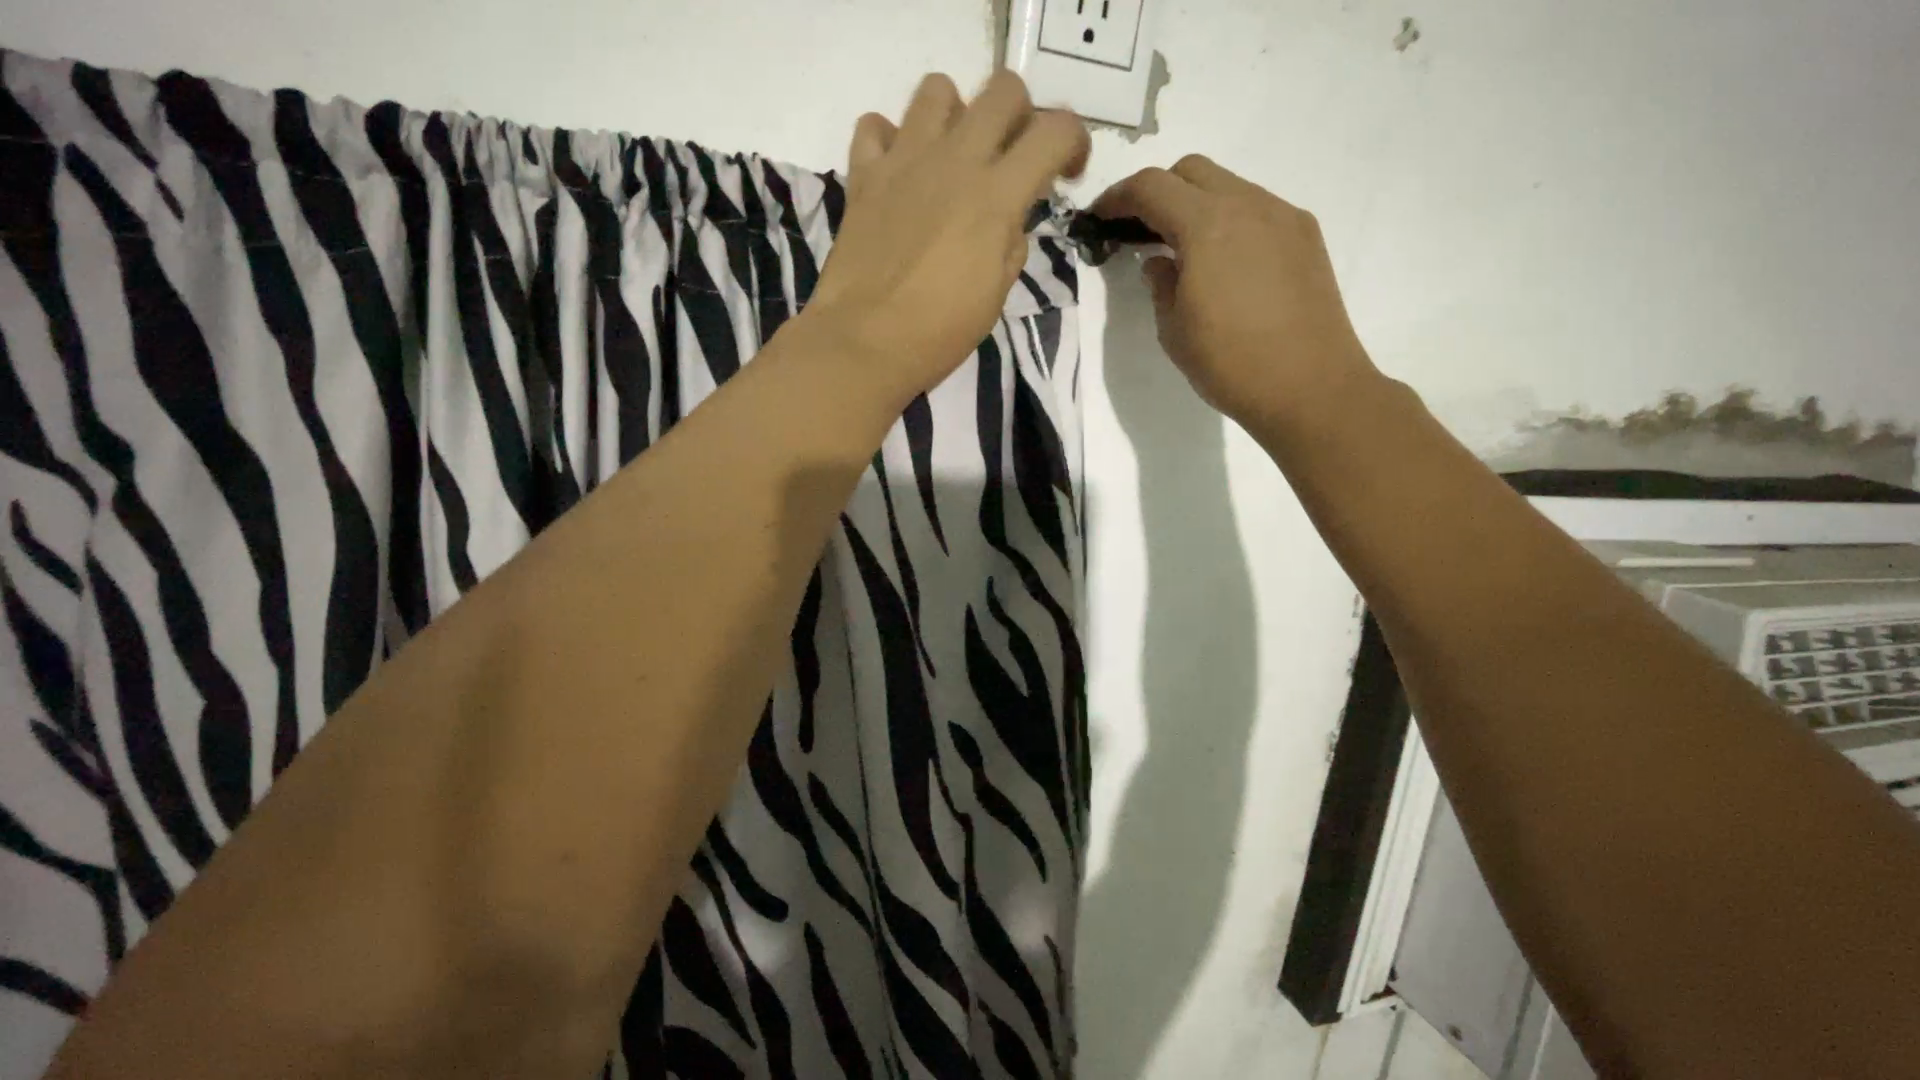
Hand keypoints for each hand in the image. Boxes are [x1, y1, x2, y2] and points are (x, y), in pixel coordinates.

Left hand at [802, 72, 1088, 410]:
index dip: (1074, 142)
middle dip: (1020, 114)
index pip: (1055, 130)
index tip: (1066, 173)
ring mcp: (904, 161)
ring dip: (955, 112)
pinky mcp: (864, 175)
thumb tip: (1006, 220)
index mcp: (997, 194)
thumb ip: (1009, 242)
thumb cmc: (940, 331)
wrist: (865, 342)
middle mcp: (955, 160)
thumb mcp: (996, 292)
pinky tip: (899, 171)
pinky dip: (890, 138)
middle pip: (1003, 89)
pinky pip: (875, 125)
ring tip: (952, 154)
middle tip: (1011, 155)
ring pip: (938, 88)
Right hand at [1091, 156, 1377, 430]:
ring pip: (1228, 186)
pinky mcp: (1306, 237)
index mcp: (1207, 225)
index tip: (1100, 218)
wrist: (1312, 388)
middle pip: (1191, 171)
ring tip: (1183, 249)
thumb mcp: (1174, 330)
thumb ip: (1160, 284)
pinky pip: (1258, 210)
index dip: (1117, 197)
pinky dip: (1231, 221)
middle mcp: (1248, 205)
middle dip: (1158, 191)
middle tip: (1140, 230)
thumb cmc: (1231, 364)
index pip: (1150, 187)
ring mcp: (1283, 217)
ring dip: (1197, 204)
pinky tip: (1225, 263)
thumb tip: (1160, 261)